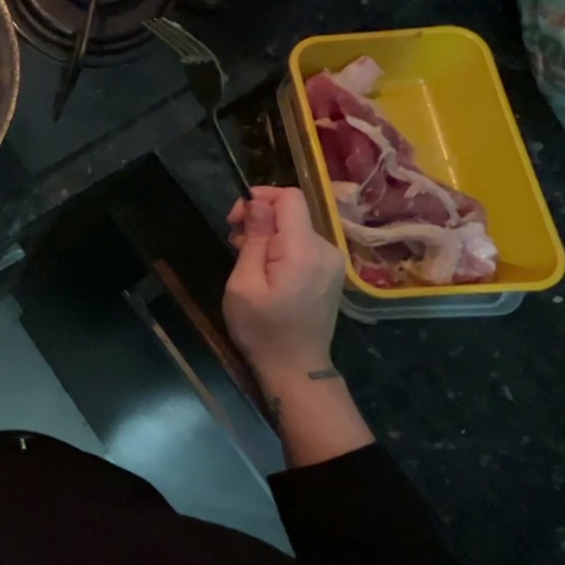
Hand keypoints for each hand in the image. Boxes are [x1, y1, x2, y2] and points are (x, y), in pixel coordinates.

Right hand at [224, 186, 346, 379]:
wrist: (296, 367)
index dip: (260, 197)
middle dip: (260, 219)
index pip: (290, 197)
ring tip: (245, 260)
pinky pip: (303, 246)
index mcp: (304, 250)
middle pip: (293, 212)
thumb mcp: (244, 284)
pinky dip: (281, 248)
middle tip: (232, 243)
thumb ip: (253, 240)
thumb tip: (256, 202)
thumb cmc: (262, 329)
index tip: (234, 218)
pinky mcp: (330, 273)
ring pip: (297, 229)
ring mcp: (332, 262)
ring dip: (268, 235)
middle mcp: (326, 249)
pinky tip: (265, 271)